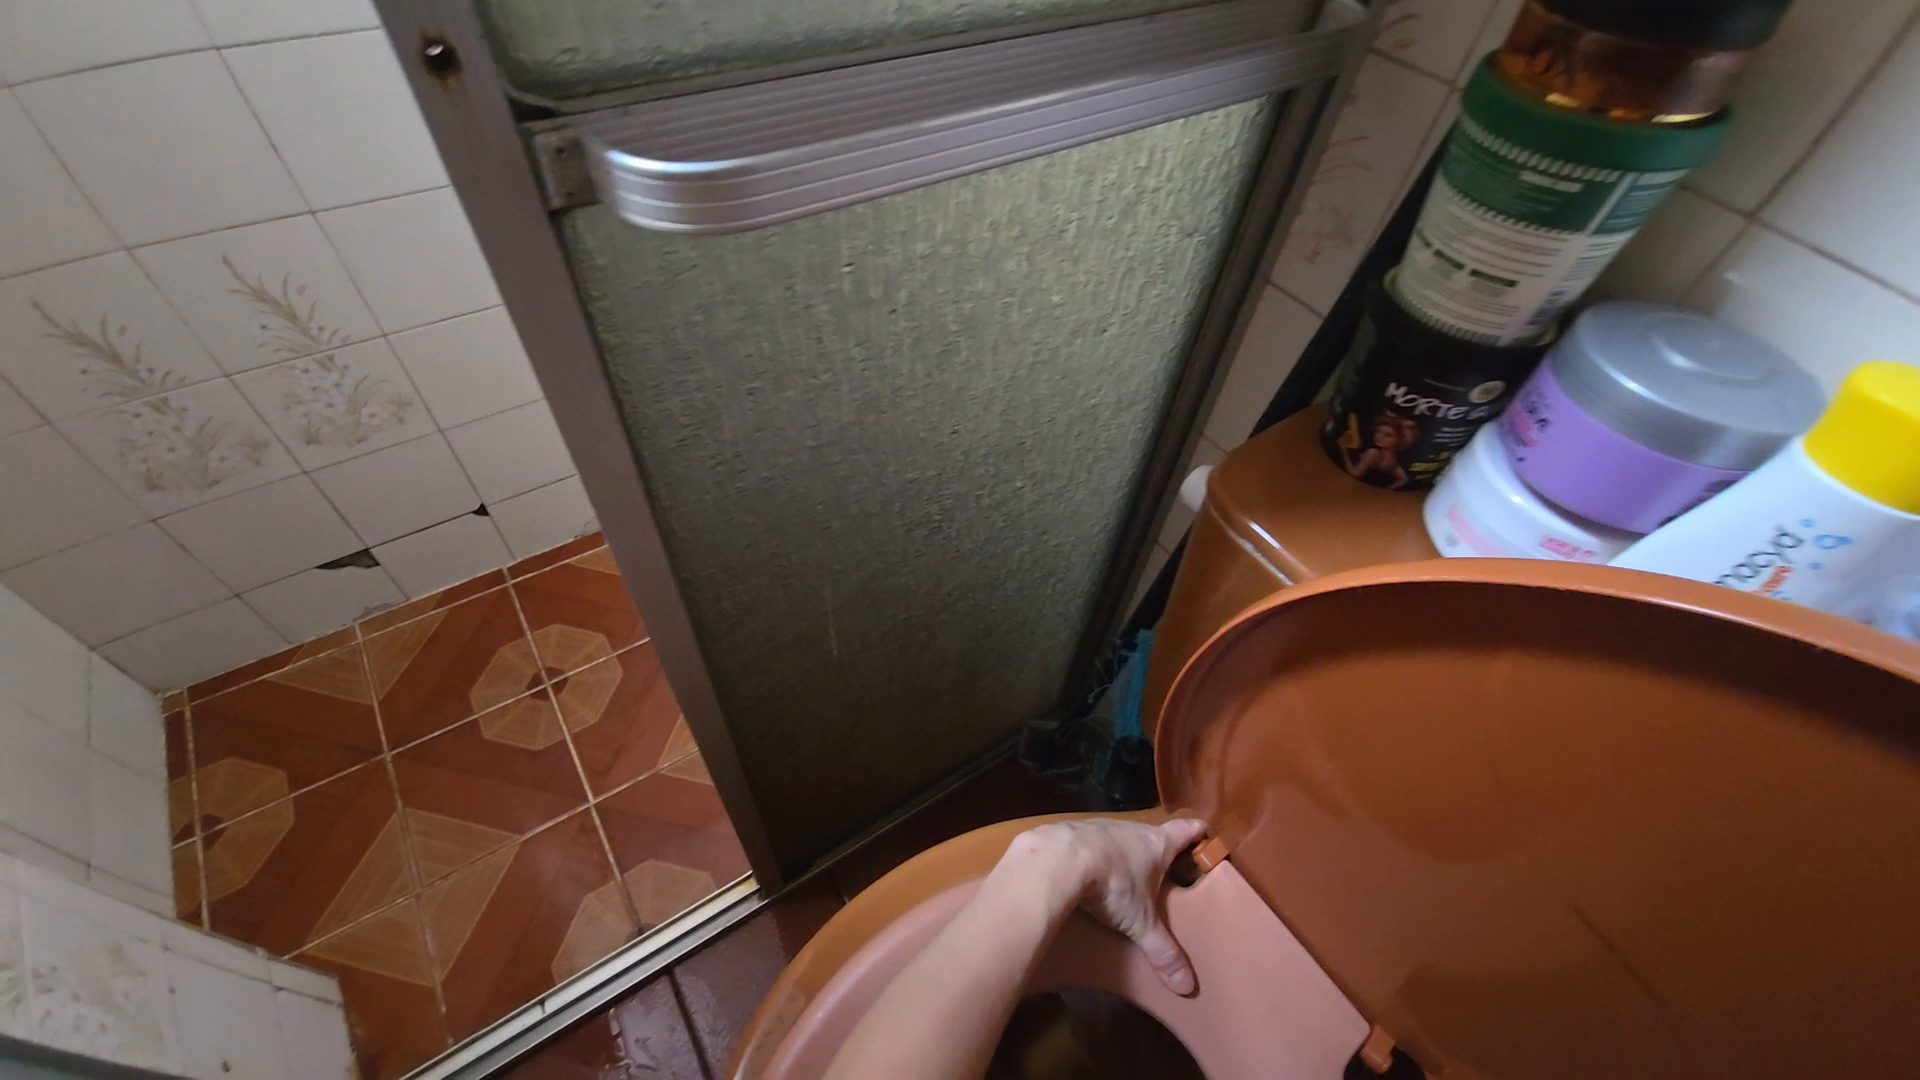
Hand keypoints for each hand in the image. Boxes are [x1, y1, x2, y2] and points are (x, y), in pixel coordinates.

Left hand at [995, 817, 1208, 995]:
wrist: (1059, 857)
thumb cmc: (1112, 884)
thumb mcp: (1140, 922)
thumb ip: (1162, 950)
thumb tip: (1187, 986)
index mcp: (1155, 843)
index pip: (1185, 830)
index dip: (1196, 832)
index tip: (1205, 833)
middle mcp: (1130, 829)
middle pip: (1151, 834)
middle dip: (1158, 849)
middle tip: (1165, 868)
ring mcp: (1100, 827)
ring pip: (1119, 837)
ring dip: (1123, 852)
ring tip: (1126, 873)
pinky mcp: (1073, 833)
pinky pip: (1090, 842)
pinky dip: (1093, 855)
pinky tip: (1088, 872)